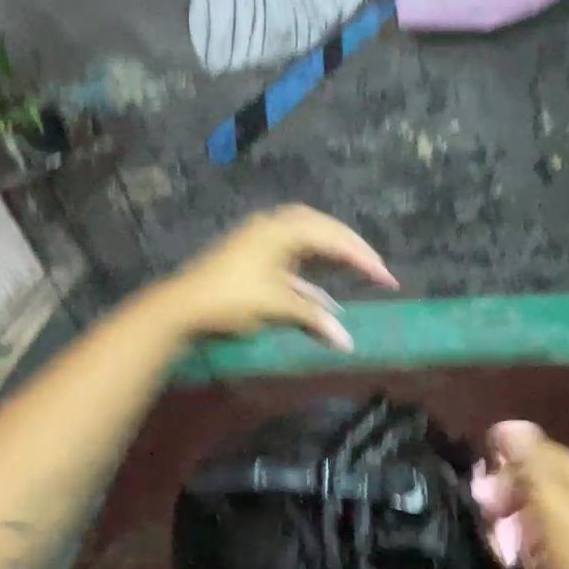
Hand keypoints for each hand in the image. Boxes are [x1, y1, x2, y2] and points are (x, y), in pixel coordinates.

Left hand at [157, 206, 396, 350]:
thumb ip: (314, 318)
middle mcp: (274, 226)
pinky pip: (294, 255)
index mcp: (283, 230)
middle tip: (378, 270)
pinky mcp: (254, 255)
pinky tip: (324, 296)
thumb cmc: (230, 298)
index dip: (363, 258)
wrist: (181, 305)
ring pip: (309, 239)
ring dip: (334, 254)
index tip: (386, 278)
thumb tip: (347, 343)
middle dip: (353, 250)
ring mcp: (262, 238)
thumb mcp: (277, 306)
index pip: (334, 238)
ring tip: (358, 269)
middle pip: (324, 230)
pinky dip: (312, 271)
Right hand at [489, 422, 568, 568]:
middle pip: (557, 482)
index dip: (505, 475)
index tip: (486, 508)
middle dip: (523, 505)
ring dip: (548, 526)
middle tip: (505, 545)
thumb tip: (510, 424)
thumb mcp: (555, 528)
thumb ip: (533, 472)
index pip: (536, 454)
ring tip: (536, 564)